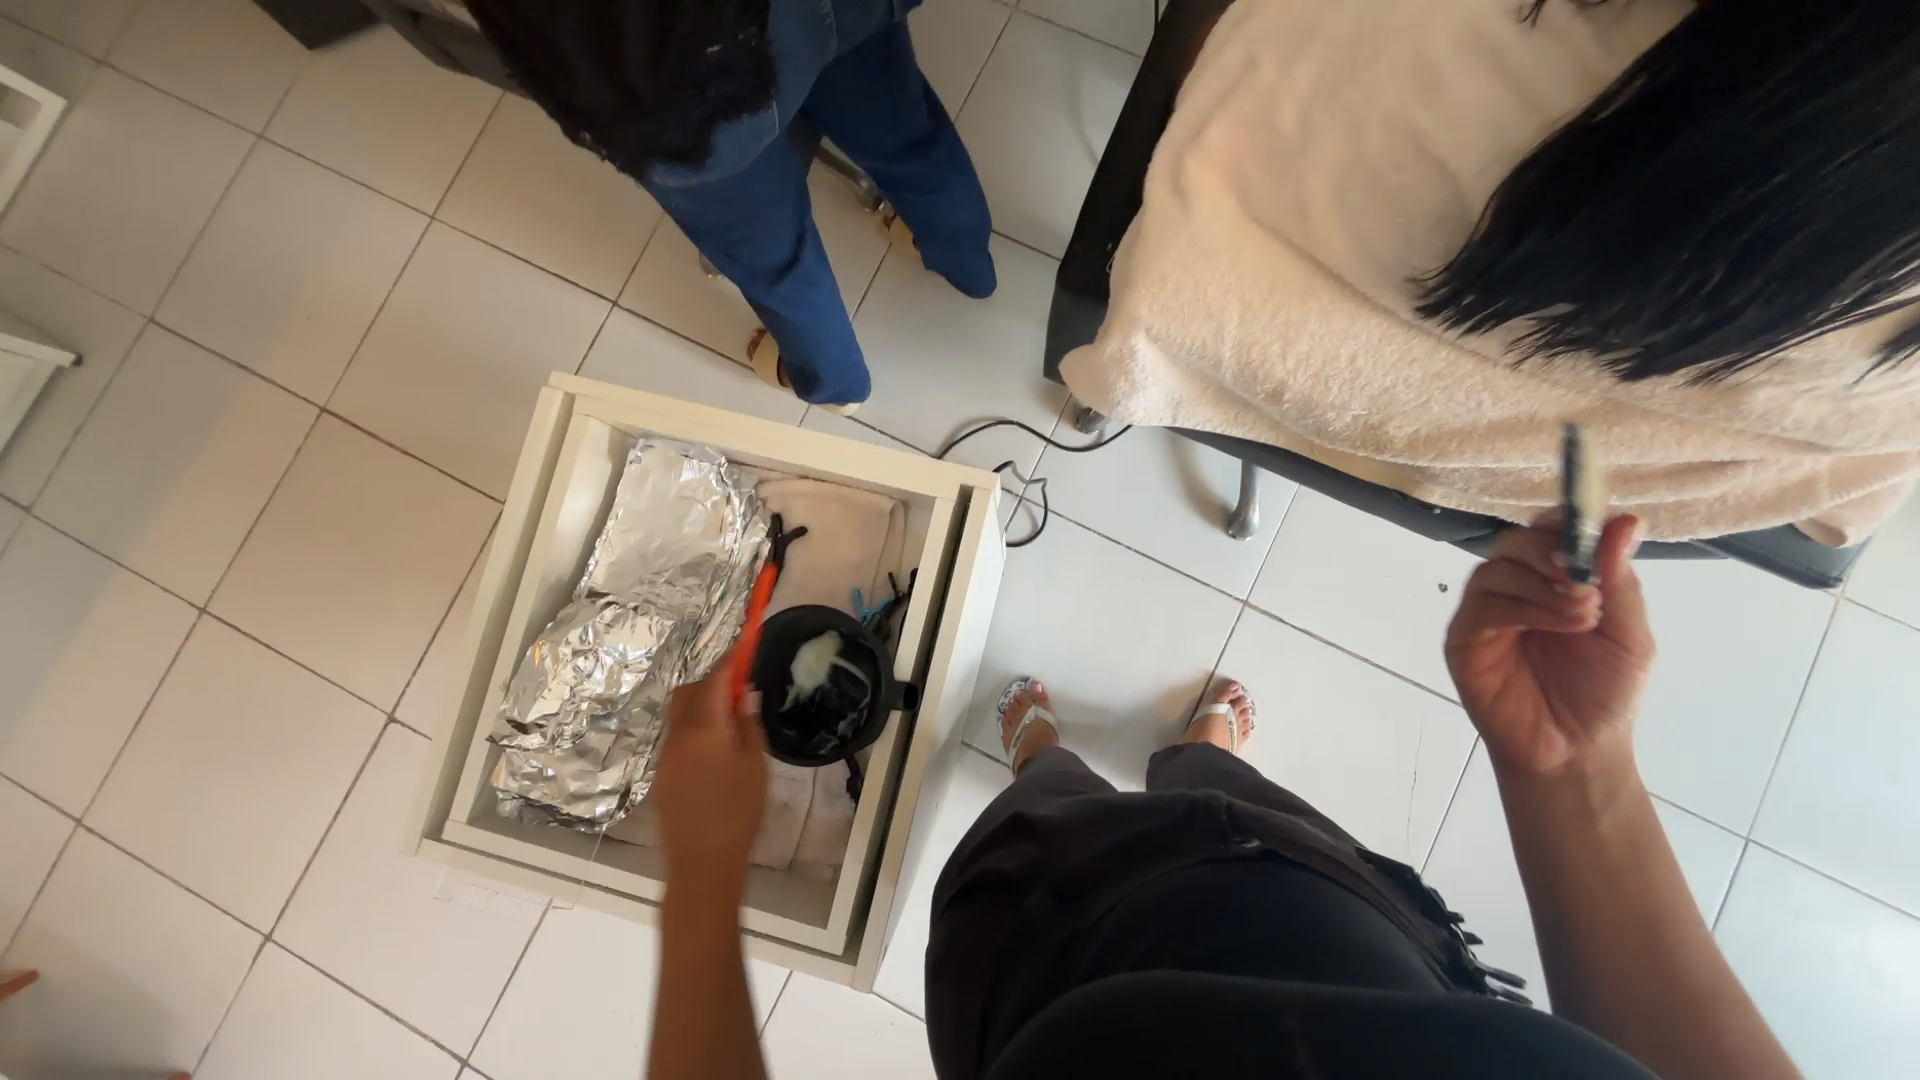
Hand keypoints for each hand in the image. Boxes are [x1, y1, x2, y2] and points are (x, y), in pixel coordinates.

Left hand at [654, 651, 767, 898]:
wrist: (701, 864)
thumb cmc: (738, 812)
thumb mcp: (755, 765)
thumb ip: (748, 725)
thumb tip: (743, 695)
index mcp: (704, 728)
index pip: (716, 679)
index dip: (732, 657)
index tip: (746, 641)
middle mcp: (678, 736)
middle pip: (689, 692)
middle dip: (713, 680)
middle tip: (741, 686)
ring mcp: (666, 756)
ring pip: (680, 714)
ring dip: (703, 704)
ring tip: (732, 718)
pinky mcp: (663, 775)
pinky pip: (678, 736)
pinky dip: (696, 727)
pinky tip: (717, 747)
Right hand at [1445, 515, 1654, 778]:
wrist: (1576, 749)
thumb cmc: (1604, 693)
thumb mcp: (1630, 635)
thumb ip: (1621, 581)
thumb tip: (1625, 522)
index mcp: (1551, 583)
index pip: (1543, 535)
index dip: (1559, 523)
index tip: (1586, 527)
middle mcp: (1512, 591)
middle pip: (1511, 544)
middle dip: (1546, 551)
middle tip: (1583, 577)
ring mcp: (1483, 614)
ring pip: (1493, 571)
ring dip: (1541, 584)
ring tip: (1584, 613)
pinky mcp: (1463, 639)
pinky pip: (1481, 607)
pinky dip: (1522, 607)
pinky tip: (1560, 624)